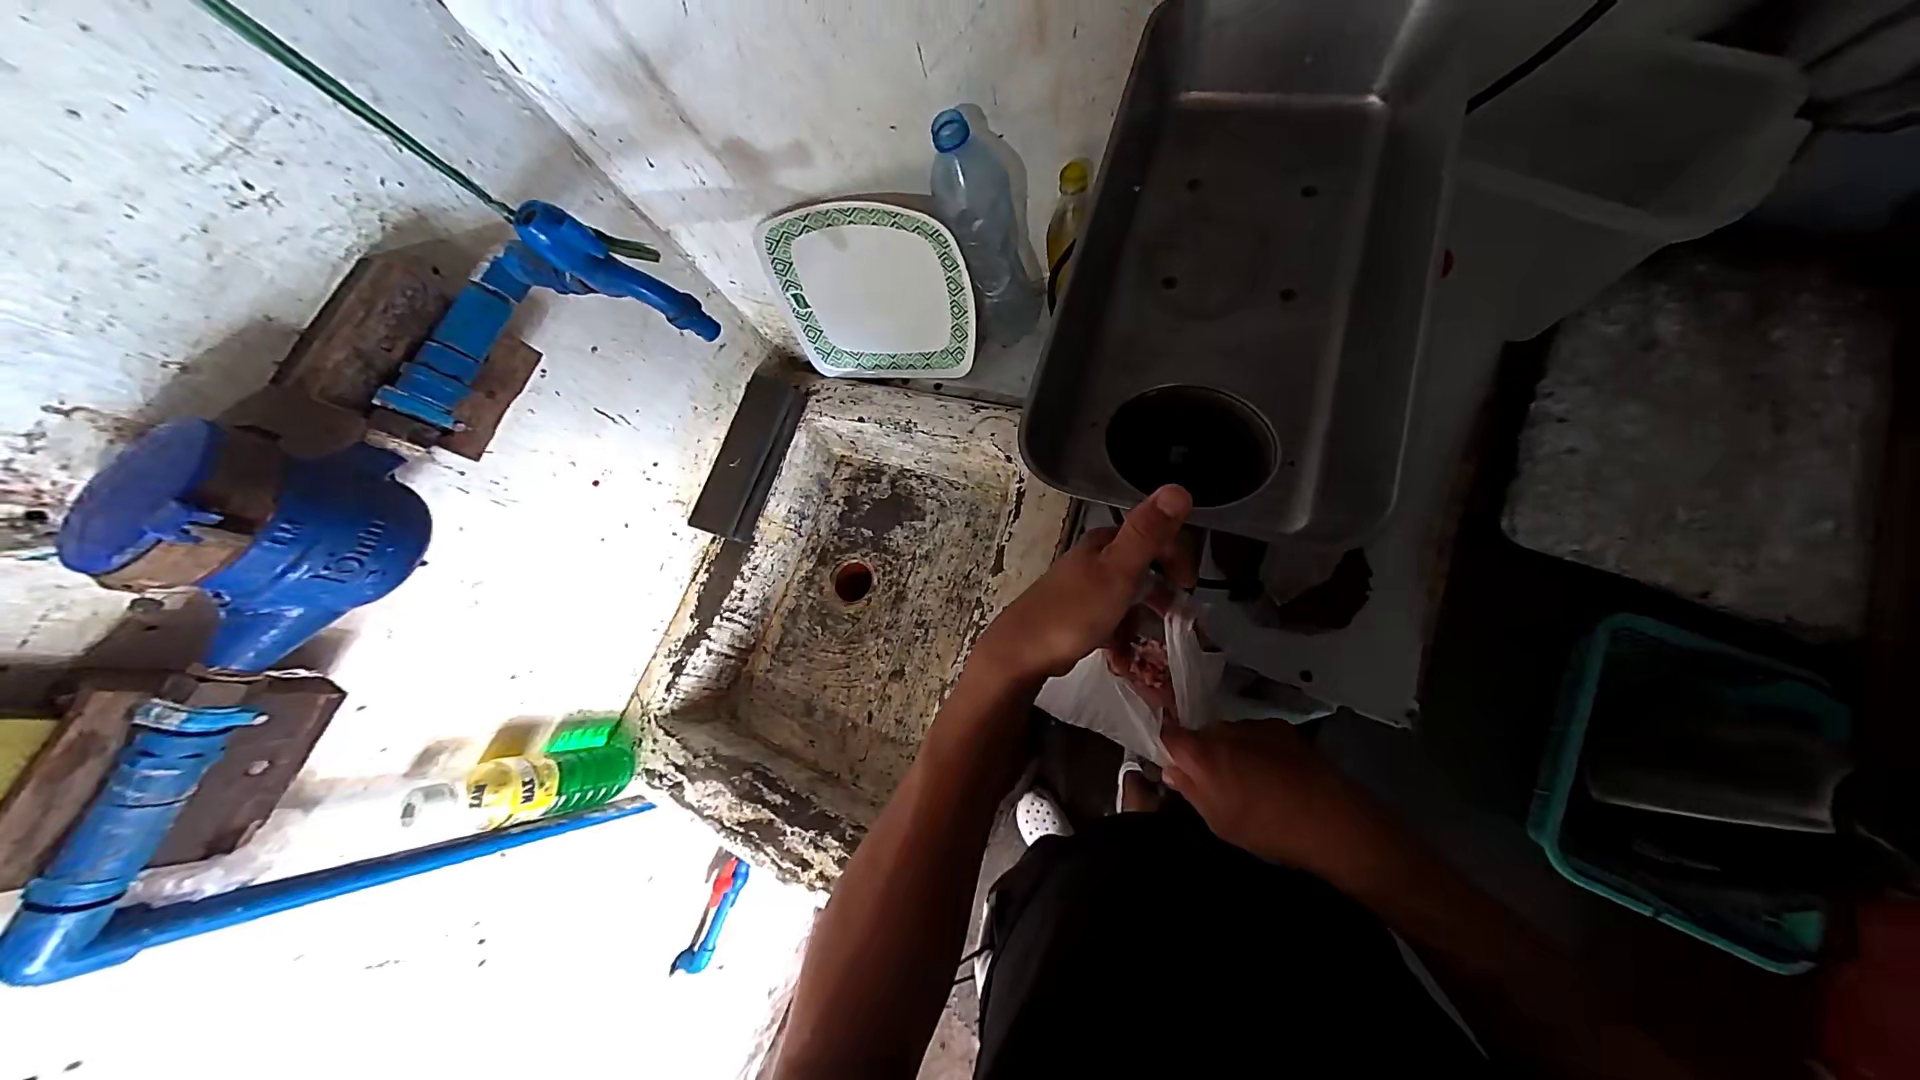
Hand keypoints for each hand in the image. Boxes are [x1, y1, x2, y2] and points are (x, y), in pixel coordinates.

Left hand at [970, 485, 1195, 682]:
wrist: (1021, 652)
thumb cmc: (1073, 611)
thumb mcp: (1117, 571)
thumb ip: (1147, 533)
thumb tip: (1178, 488)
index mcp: (1103, 543)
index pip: (1153, 536)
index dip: (1178, 557)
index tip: (1190, 587)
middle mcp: (1092, 560)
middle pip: (1141, 569)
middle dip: (1163, 594)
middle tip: (1176, 620)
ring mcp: (1083, 589)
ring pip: (1127, 598)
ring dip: (1142, 620)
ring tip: (1149, 645)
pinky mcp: (1076, 616)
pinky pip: (1110, 622)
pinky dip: (1121, 637)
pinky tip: (1123, 658)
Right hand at [1161, 717, 1400, 886]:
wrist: (1335, 822)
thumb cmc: (1268, 828)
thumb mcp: (1219, 821)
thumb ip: (1191, 791)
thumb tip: (1172, 770)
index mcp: (1202, 753)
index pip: (1167, 734)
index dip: (1167, 748)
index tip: (1173, 766)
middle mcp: (1224, 730)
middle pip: (1200, 734)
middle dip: (1202, 754)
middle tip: (1215, 783)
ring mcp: (1255, 726)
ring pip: (1230, 735)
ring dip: (1232, 751)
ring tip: (1252, 782)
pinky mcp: (1283, 728)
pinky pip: (1256, 735)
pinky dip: (1258, 749)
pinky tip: (1276, 776)